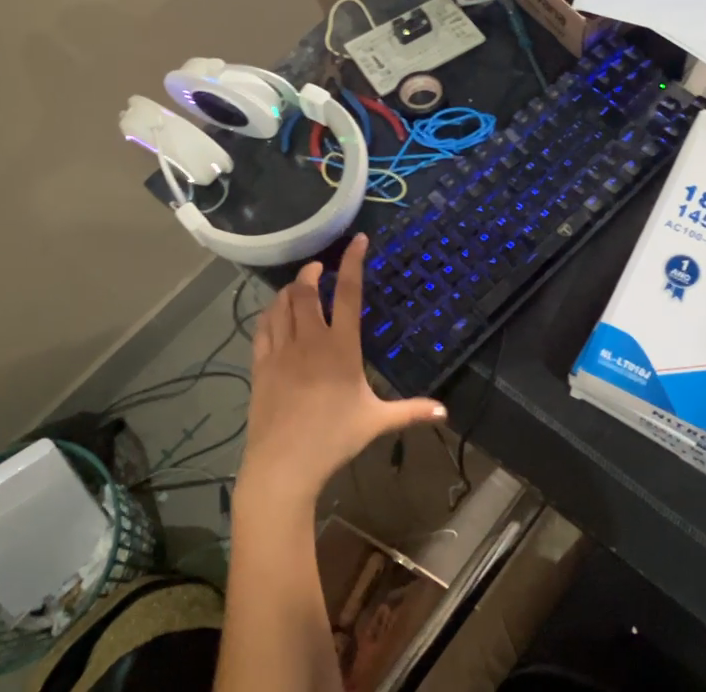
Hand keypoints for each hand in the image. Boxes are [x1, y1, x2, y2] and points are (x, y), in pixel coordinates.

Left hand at [238, 234, 445, 509]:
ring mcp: (281, 351)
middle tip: (321, 268)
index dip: (352, 263)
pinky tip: (275, 312)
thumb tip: (444, 412)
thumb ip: (410, 412)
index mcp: (340, 348)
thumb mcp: (376, 422)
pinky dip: (270, 312)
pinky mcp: (261, 365)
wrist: (284, 464)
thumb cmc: (333, 439)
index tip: (357, 241)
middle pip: (306, 291)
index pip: (347, 293)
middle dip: (313, 273)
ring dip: (290, 289)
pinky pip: (263, 327)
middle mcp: (309, 341)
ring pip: (281, 305)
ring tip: (300, 285)